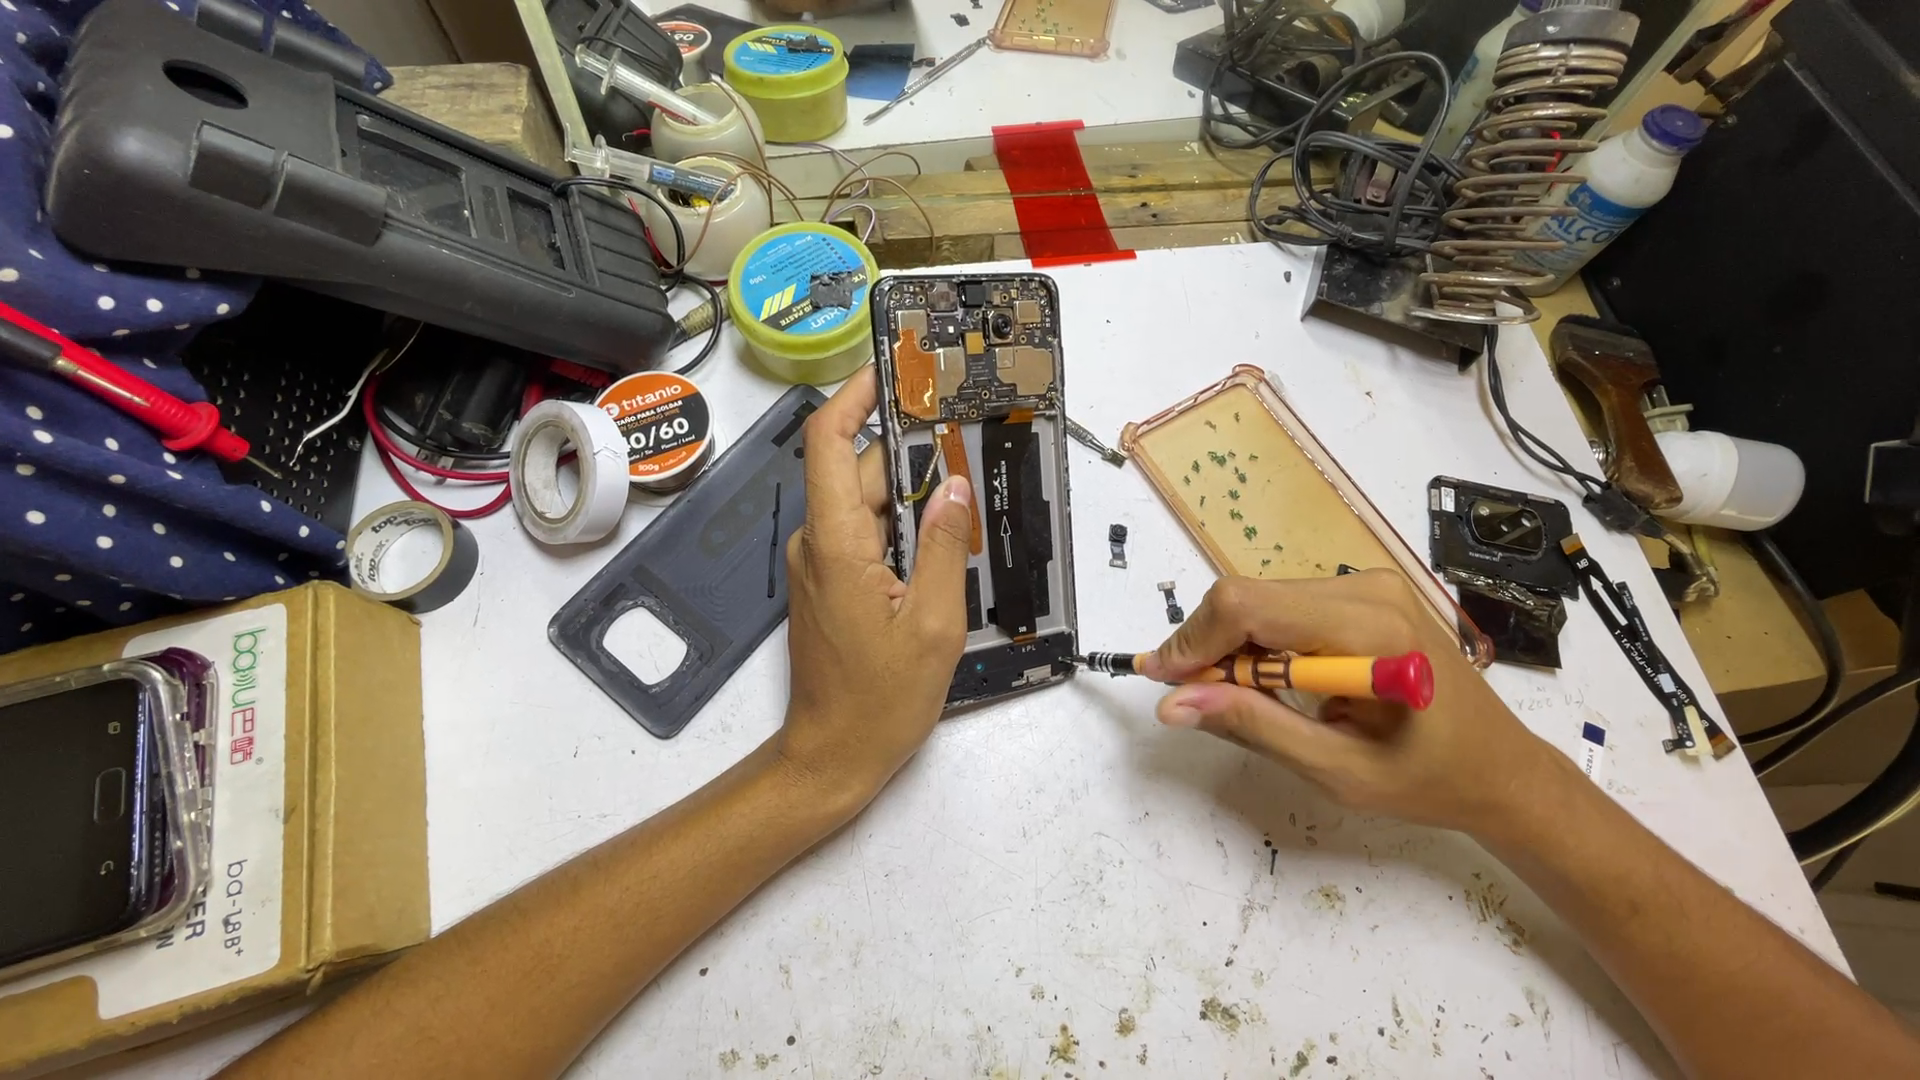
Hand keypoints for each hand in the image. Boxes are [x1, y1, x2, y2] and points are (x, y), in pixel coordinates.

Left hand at [776, 368, 973, 809]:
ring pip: (868, 506)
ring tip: (968, 494)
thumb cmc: (882, 699)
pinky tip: (945, 538)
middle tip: (970, 442)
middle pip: (862, 474)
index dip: (855, 396)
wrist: (833, 754)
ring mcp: (820, 564)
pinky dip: (902, 528)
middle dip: (913, 455)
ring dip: (913, 497)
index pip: (830, 444)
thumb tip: (953, 485)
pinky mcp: (829, 583)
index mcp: (836, 543)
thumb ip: (944, 547)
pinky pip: (867, 536)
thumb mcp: (933, 623)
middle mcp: (818, 543)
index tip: (894, 371)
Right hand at [1139, 571, 1564, 835]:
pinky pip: (1280, 604)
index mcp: (1369, 631)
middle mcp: (1366, 589)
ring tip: (1246, 698)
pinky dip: (1257, 641)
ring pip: (1257, 599)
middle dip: (1208, 647)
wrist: (1501, 767)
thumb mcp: (1335, 769)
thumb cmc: (1427, 780)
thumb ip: (1252, 726)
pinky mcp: (1363, 592)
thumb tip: (1171, 704)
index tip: (1162, 682)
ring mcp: (1368, 584)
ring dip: (1231, 646)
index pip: (1248, 606)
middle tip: (1199, 700)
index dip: (1193, 640)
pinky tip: (1275, 681)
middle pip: (1246, 598)